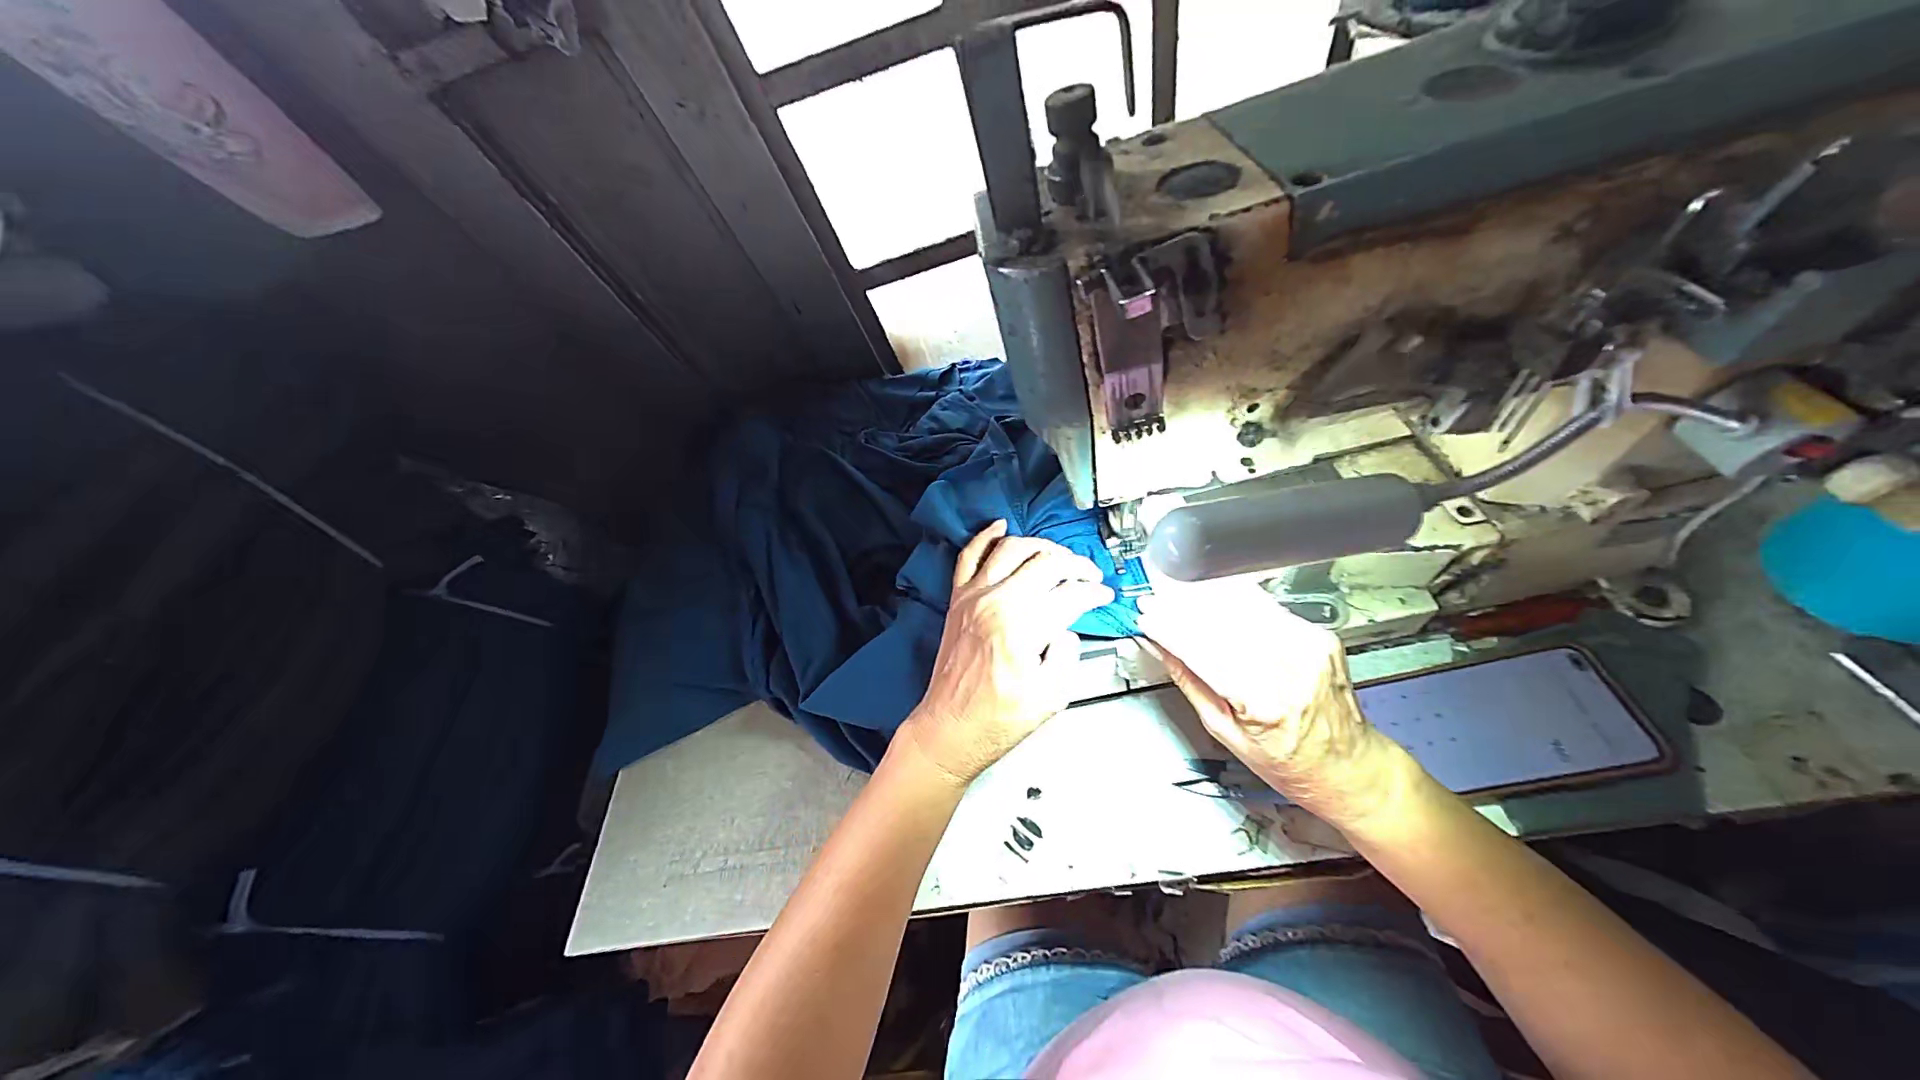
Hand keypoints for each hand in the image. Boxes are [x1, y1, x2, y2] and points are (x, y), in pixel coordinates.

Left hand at [900, 521, 1114, 787]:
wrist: (950, 728)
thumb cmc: (996, 719)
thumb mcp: (1051, 697)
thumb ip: (1067, 654)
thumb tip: (1065, 630)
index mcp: (1021, 628)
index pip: (1069, 594)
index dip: (1093, 593)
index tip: (1102, 596)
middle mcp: (995, 603)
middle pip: (1045, 563)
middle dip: (1075, 566)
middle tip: (1088, 577)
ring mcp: (973, 598)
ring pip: (1012, 548)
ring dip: (1041, 546)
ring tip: (1058, 557)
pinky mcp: (958, 600)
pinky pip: (969, 556)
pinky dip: (986, 536)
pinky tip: (1001, 527)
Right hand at [1137, 581, 1427, 832]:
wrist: (1348, 766)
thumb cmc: (1293, 762)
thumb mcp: (1226, 733)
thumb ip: (1190, 683)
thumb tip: (1162, 649)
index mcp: (1264, 701)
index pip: (1202, 647)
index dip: (1168, 627)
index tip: (1147, 617)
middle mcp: (1291, 668)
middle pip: (1222, 618)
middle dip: (1183, 606)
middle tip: (1157, 601)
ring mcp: (1308, 647)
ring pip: (1245, 604)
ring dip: (1206, 597)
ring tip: (1179, 596)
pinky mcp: (1318, 635)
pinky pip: (1268, 607)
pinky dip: (1237, 600)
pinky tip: (1216, 600)